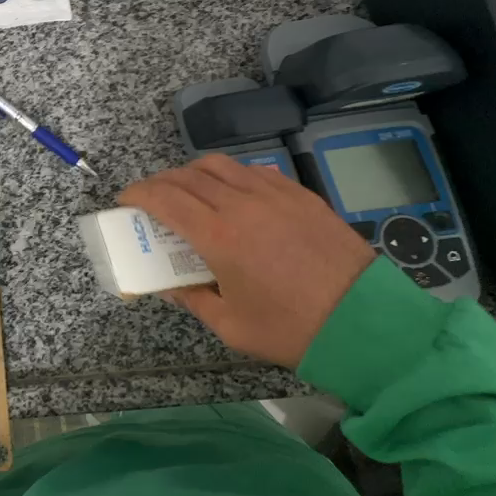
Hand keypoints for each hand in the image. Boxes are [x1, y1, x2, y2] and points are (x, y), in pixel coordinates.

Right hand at [120, 153, 375, 367]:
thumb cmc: (294, 330)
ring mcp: (272, 195)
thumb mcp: (232, 326)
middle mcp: (240, 205)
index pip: (162, 197)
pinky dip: (230, 176)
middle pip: (184, 176)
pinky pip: (252, 171)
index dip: (137, 193)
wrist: (370, 325)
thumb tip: (168, 284)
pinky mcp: (299, 194)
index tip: (125, 201)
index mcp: (217, 236)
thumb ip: (192, 300)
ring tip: (190, 191)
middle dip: (159, 182)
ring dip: (192, 173)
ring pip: (217, 165)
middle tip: (151, 199)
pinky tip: (233, 195)